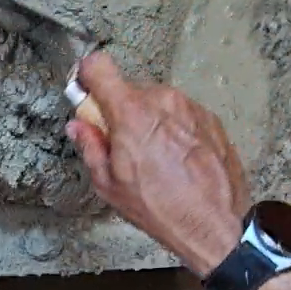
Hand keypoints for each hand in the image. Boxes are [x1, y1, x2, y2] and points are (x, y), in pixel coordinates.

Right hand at [66, 51, 249, 274]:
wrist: (212, 223)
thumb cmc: (158, 207)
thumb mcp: (108, 184)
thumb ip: (90, 146)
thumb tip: (78, 127)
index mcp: (131, 113)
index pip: (99, 66)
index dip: (88, 78)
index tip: (87, 96)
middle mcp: (162, 100)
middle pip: (128, 89)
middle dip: (119, 112)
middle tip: (121, 146)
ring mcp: (190, 107)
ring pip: (155, 102)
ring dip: (147, 121)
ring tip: (152, 158)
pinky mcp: (210, 118)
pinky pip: (179, 114)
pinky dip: (171, 130)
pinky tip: (174, 161)